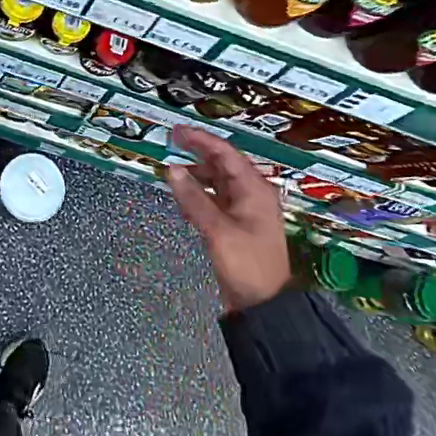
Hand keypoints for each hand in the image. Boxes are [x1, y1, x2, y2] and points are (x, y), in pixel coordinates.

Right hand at [166, 126, 293, 313]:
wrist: (264, 305)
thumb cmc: (247, 264)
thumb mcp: (217, 230)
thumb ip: (193, 198)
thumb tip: (172, 170)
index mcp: (254, 189)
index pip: (225, 153)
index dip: (201, 139)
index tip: (177, 131)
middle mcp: (251, 194)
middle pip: (222, 164)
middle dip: (197, 153)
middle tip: (172, 143)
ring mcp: (244, 210)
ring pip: (217, 182)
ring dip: (197, 175)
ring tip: (173, 172)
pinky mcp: (236, 226)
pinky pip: (215, 200)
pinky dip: (199, 194)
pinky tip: (184, 197)